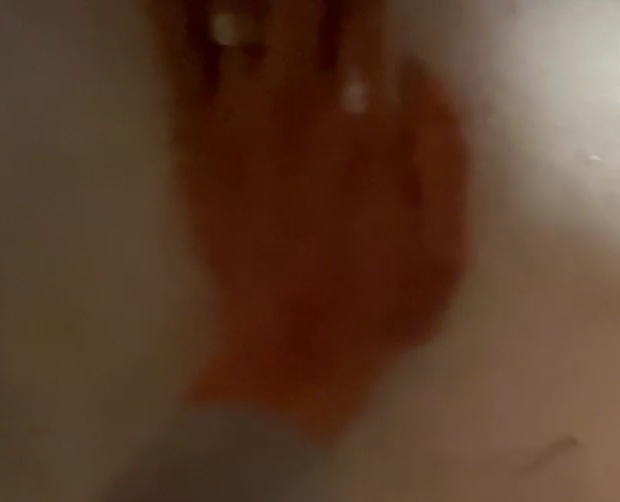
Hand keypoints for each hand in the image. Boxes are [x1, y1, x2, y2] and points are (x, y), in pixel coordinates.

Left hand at [146, 0, 468, 440]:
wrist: (296, 349)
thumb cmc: (384, 305)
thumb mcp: (446, 248)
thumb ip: (443, 155)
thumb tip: (421, 71)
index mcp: (369, 128)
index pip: (366, 22)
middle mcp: (301, 101)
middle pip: (300, 1)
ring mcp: (239, 112)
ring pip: (236, 6)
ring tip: (278, 0)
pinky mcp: (193, 132)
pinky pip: (172, 41)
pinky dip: (174, 5)